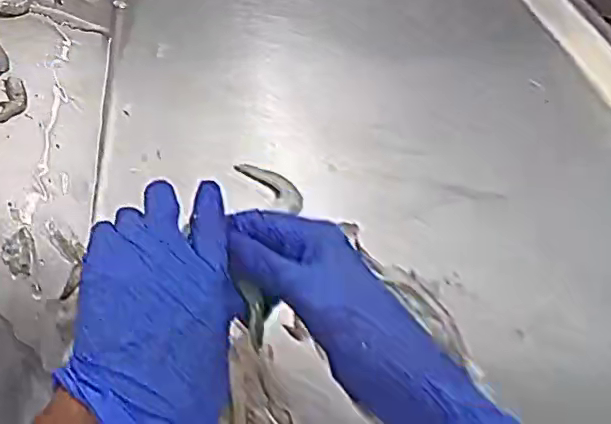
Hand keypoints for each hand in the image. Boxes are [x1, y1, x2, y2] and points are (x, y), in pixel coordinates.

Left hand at [54, 181, 240, 423]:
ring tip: (132, 256)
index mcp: (206, 273)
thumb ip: (208, 294)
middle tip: (158, 216)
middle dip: (161, 204)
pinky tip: (113, 265)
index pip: (212, 219)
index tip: (206, 192)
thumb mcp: (212, 335)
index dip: (208, 202)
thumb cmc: (177, 381)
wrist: (133, 392)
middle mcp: (170, 250)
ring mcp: (132, 246)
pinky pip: (105, 231)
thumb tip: (203, 282)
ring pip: (130, 215)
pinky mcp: (101, 251)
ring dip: (133, 231)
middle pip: (162, 198)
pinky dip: (109, 244)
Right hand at [228, 213, 512, 423]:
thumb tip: (217, 234)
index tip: (196, 246)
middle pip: (256, 242)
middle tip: (210, 276)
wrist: (414, 391)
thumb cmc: (365, 334)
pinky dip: (258, 297)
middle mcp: (313, 251)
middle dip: (233, 258)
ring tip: (227, 296)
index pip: (253, 220)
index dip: (224, 231)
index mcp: (313, 236)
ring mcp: (314, 278)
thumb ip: (258, 258)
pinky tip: (248, 311)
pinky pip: (274, 289)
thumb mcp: (303, 289)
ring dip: (244, 280)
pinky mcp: (315, 304)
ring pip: (263, 267)